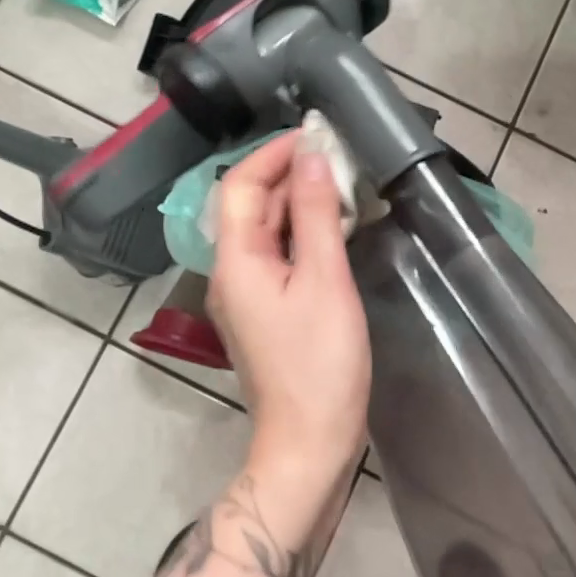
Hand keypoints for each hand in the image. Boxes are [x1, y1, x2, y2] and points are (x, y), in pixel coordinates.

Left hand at [208, 132, 370, 539]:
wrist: (309, 444)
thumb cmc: (319, 362)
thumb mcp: (325, 280)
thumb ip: (317, 213)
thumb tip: (313, 155)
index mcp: (236, 260)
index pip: (241, 184)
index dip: (274, 152)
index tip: (316, 132)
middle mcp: (231, 270)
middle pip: (252, 204)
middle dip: (290, 172)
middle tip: (339, 152)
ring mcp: (247, 292)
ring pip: (267, 228)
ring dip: (300, 199)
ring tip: (343, 179)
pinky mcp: (266, 308)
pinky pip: (279, 253)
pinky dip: (304, 230)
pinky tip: (337, 223)